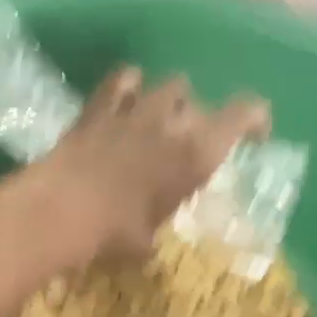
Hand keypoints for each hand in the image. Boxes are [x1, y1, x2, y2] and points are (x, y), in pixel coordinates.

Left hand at [21, 67, 269, 261]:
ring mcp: (136, 108)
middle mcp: (174, 122)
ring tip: (159, 119)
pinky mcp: (100, 105)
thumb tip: (149, 234)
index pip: (245, 113)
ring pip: (169, 83)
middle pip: (200, 105)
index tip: (254, 136)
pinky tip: (125, 97)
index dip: (255, 119)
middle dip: (198, 122)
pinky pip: (123, 78)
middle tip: (184, 146)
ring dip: (170, 100)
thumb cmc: (115, 232)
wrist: (61, 209)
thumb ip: (158, 223)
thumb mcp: (149, 239)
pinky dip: (129, 84)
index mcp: (199, 153)